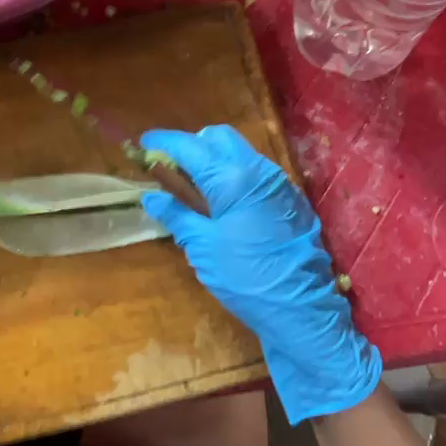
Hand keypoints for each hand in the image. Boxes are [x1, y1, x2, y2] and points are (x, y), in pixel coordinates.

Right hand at [140, 125, 381, 423]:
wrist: (301, 308)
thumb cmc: (245, 277)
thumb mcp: (202, 247)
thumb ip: (176, 215)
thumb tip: (151, 196)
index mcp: (232, 178)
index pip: (190, 146)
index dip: (164, 141)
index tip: (144, 141)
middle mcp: (258, 170)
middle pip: (219, 138)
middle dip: (193, 144)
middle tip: (171, 166)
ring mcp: (278, 182)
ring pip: (239, 152)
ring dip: (214, 158)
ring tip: (194, 184)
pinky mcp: (290, 198)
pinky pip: (255, 171)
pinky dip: (233, 173)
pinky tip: (223, 200)